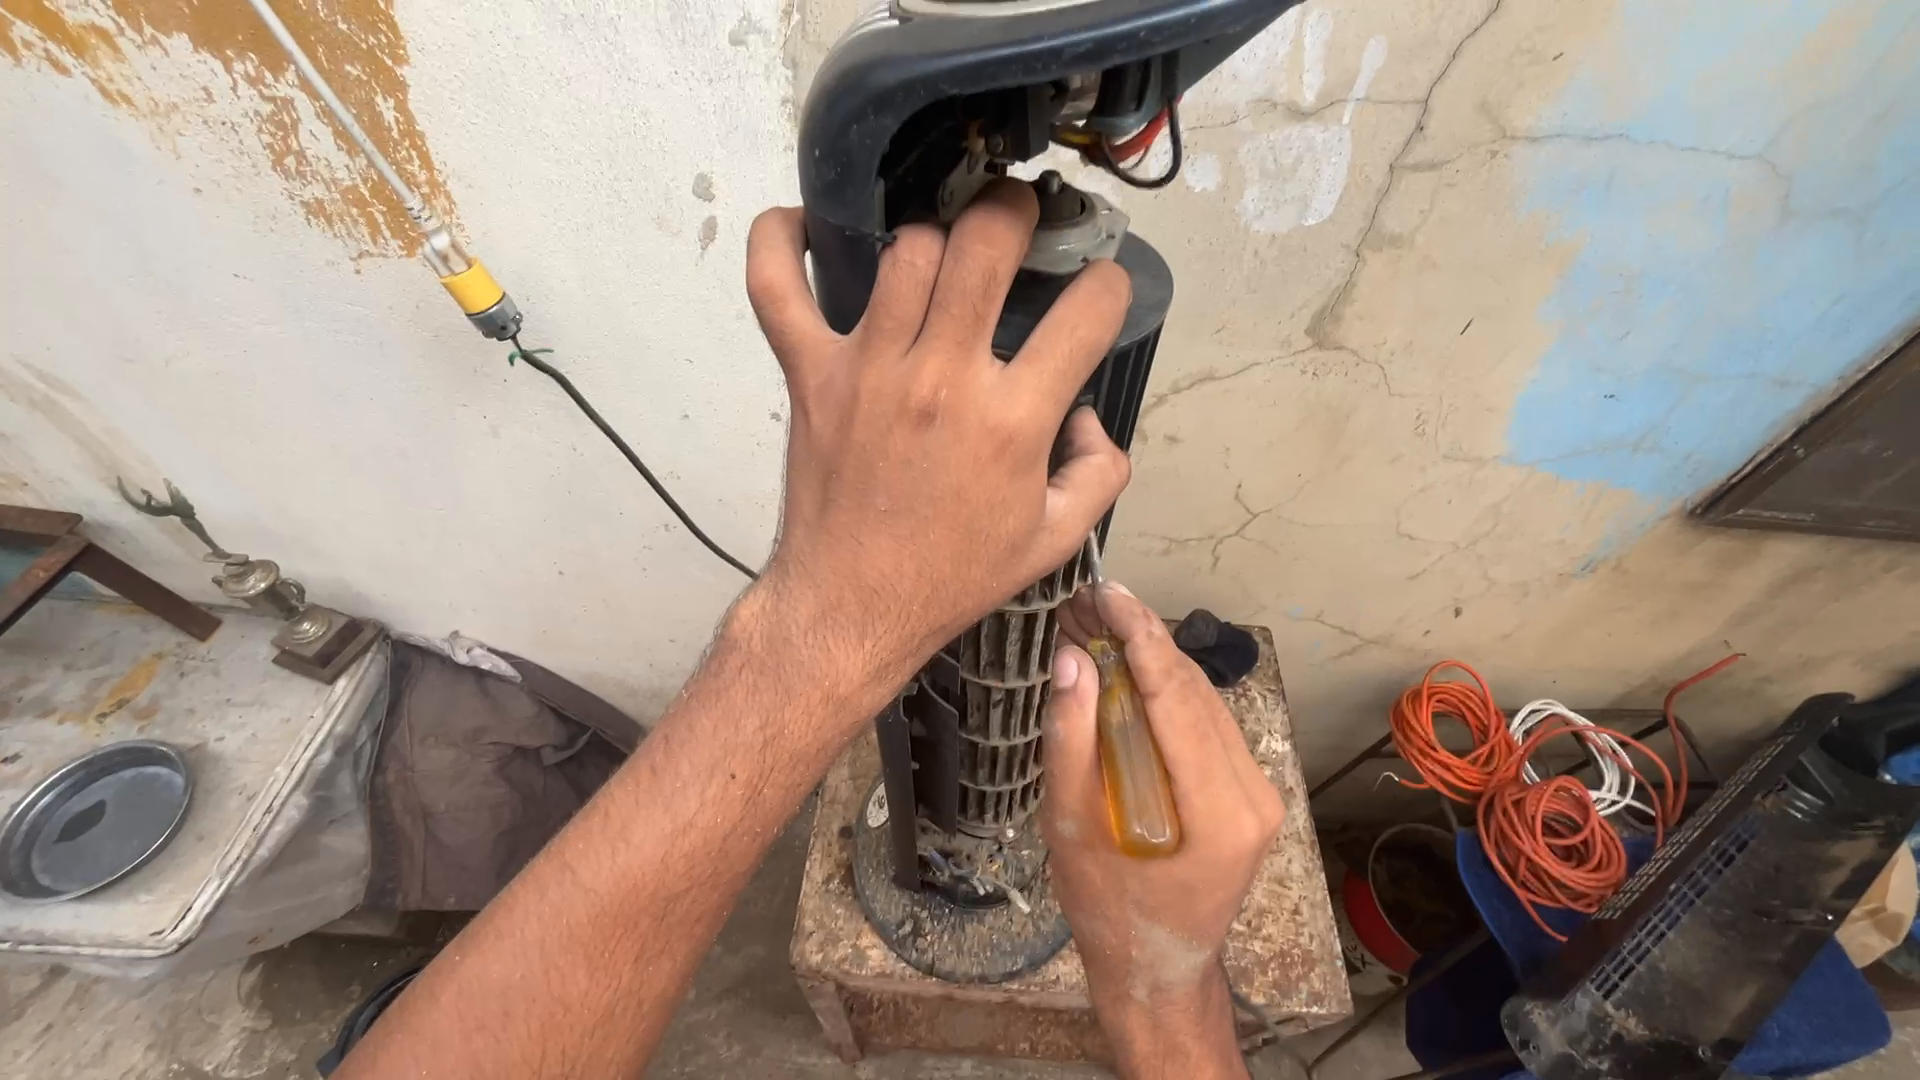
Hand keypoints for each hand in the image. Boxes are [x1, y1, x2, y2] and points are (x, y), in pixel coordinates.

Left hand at [745, 180, 1132, 693]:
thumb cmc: (953, 575)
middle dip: (1015, 212)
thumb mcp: (1054, 540)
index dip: (1109, 285)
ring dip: (932, 238)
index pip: (1087, 312)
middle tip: (1018, 220)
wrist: (853, 606)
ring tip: (941, 254)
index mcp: (1013, 422)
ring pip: (904, 252)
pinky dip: (781, 243)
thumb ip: (1099, 472)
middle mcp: (943, 379)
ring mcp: (869, 369)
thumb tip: (1087, 414)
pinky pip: (776, 286)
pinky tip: (805, 227)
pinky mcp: (810, 375)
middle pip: (986, 243)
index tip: (1098, 291)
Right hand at [1045, 582, 1285, 1077]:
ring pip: (1203, 698)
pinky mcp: (1247, 790)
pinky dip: (1163, 687)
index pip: (1179, 695)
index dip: (1139, 634)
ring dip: (1150, 656)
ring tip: (1096, 624)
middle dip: (1139, 636)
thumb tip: (1072, 658)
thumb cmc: (1107, 909)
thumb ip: (1071, 740)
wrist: (1156, 969)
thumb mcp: (1072, 828)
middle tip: (1085, 601)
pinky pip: (1204, 721)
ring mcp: (1258, 790)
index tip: (1104, 590)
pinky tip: (1125, 666)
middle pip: (1194, 688)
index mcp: (1219, 809)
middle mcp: (1254, 792)